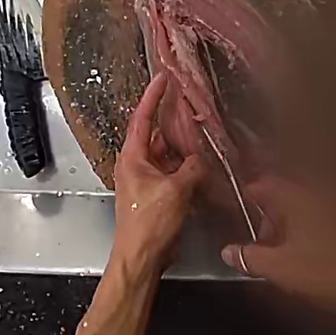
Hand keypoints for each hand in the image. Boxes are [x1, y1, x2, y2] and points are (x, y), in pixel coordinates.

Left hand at [111, 74, 208, 272]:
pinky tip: (202, 165)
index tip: (162, 78)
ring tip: (202, 133)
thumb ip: (193, 168)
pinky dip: (186, 167)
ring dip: (183, 147)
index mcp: (132, 157)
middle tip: (191, 105)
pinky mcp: (156, 194)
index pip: (142, 118)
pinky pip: (172, 172)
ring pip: (167, 154)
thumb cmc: (148, 223)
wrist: (141, 256)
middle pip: (157, 135)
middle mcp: (136, 164)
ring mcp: (146, 180)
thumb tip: (202, 158)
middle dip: (174, 121)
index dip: (152, 96)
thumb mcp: (176, 190)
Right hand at [221, 176, 335, 334]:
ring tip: (288, 254)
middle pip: (283, 195)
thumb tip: (226, 251)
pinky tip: (316, 254)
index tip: (237, 220)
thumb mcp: (282, 270)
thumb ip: (251, 258)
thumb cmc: (331, 273)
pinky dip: (315, 230)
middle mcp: (318, 191)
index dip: (244, 201)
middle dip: (269, 217)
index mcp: (295, 196)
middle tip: (263, 246)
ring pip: (306, 206)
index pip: (260, 186)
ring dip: (293, 225)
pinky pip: (326, 217)